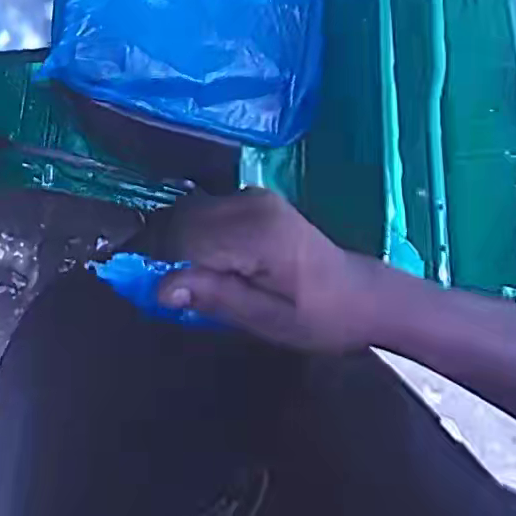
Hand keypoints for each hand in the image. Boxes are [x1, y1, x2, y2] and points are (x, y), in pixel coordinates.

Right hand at [154, 189, 418, 352]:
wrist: (361, 294)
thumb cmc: (320, 316)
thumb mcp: (268, 320)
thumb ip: (215, 298)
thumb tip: (161, 288)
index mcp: (258, 232)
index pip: (187, 240)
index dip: (163, 266)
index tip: (154, 294)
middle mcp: (250, 202)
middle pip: (182, 221)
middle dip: (167, 255)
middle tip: (171, 293)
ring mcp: (250, 195)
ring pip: (188, 213)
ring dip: (178, 244)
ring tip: (190, 279)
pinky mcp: (249, 197)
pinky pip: (204, 211)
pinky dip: (193, 234)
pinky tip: (205, 261)